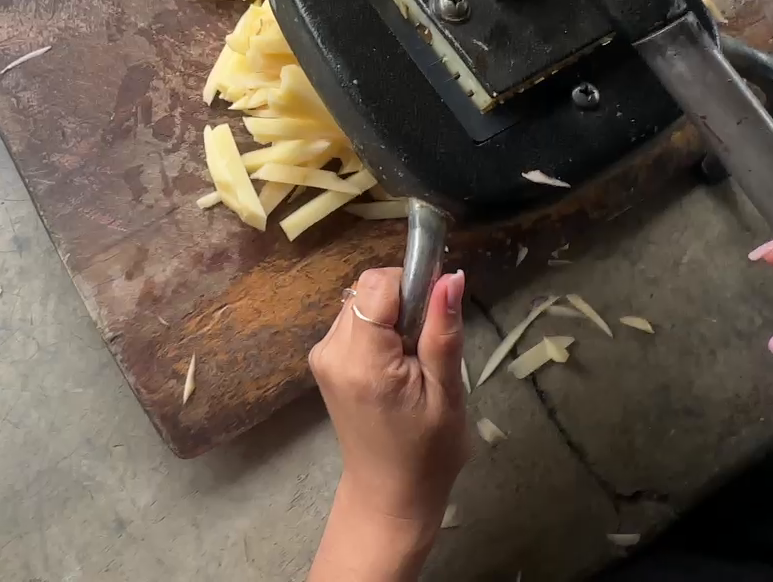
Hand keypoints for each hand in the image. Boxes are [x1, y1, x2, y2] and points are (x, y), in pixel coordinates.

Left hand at [306, 267, 468, 581]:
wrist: (389, 495)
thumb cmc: (427, 452)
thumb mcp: (447, 394)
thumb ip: (443, 331)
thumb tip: (451, 276)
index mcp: (361, 359)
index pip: (377, 284)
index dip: (411, 285)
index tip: (434, 313)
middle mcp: (331, 349)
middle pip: (367, 290)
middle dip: (402, 305)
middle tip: (424, 349)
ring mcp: (322, 353)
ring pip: (360, 301)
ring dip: (389, 317)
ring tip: (410, 362)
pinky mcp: (323, 358)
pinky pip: (353, 320)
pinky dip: (376, 330)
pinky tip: (393, 365)